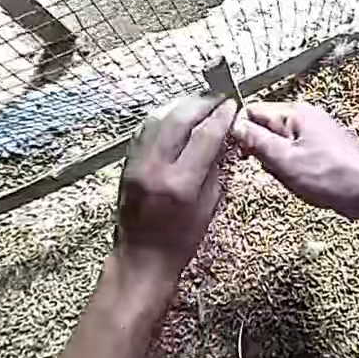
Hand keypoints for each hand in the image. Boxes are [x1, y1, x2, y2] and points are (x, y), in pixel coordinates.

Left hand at [115, 94, 236, 279]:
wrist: (141, 257)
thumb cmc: (181, 239)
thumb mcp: (209, 205)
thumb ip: (216, 168)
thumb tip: (224, 136)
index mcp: (181, 183)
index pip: (205, 136)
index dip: (221, 116)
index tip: (232, 106)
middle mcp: (155, 168)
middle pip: (179, 118)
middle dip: (202, 104)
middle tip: (218, 100)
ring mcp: (136, 163)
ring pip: (158, 118)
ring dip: (181, 106)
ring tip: (199, 104)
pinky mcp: (126, 163)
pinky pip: (145, 129)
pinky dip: (162, 118)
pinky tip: (175, 117)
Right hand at [230, 102, 358, 220]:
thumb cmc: (335, 176)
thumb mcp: (285, 160)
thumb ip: (256, 141)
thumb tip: (234, 126)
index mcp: (296, 113)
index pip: (253, 111)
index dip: (241, 132)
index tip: (241, 152)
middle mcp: (306, 117)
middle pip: (266, 129)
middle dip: (263, 153)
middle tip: (274, 170)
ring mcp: (316, 134)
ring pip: (280, 146)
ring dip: (279, 165)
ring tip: (294, 179)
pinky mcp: (323, 150)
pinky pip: (296, 157)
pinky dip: (294, 171)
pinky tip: (304, 183)